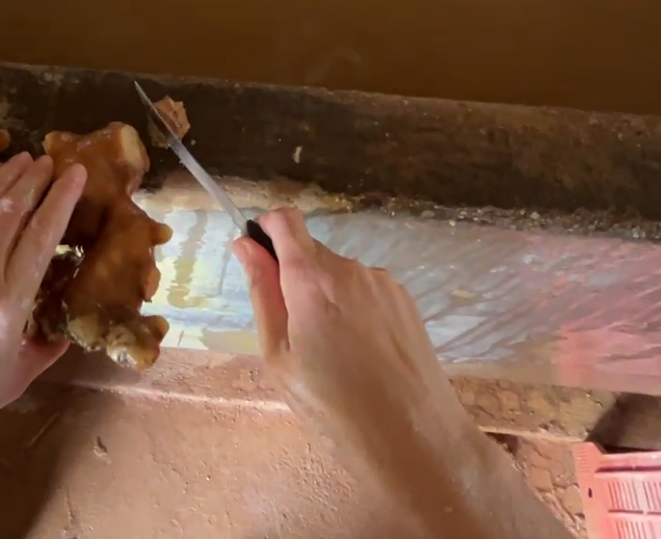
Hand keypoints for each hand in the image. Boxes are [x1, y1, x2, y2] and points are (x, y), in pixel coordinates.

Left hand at [0, 155, 86, 538]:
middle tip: (52, 161)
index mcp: (8, 308)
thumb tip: (66, 326)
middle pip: (14, 210)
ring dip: (6, 175)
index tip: (77, 172)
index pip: (42, 235)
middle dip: (37, 179)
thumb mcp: (11, 381)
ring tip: (25, 159)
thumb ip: (44, 349)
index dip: (62, 198)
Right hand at [233, 209, 566, 538]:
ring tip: (334, 350)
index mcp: (311, 278)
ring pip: (338, 272)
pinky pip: (365, 288)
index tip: (261, 258)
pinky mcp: (405, 299)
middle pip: (310, 249)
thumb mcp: (279, 355)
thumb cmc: (333, 406)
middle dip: (295, 276)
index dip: (267, 228)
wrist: (415, 441)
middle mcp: (348, 267)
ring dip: (326, 294)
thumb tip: (245, 245)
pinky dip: (354, 306)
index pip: (285, 219)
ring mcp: (381, 281)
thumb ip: (262, 291)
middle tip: (296, 331)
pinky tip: (362, 350)